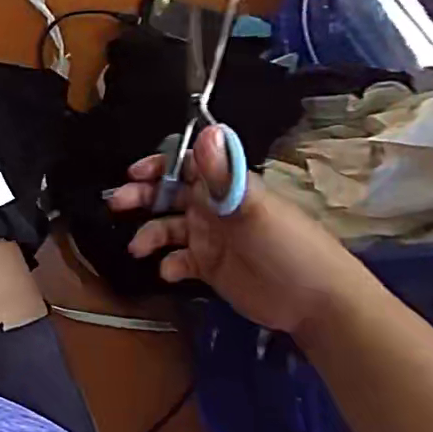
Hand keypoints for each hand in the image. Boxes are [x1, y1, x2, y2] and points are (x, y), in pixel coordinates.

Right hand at [107, 125, 378, 336]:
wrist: (315, 301)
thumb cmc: (288, 246)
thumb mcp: (253, 207)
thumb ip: (223, 174)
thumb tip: (208, 129)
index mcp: (226, 187)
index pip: (187, 165)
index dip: (160, 165)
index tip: (135, 173)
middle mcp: (214, 208)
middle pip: (169, 194)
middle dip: (142, 196)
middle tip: (118, 203)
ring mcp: (210, 239)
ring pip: (168, 228)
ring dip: (149, 234)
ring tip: (138, 248)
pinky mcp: (209, 268)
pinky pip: (179, 261)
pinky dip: (169, 265)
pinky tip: (169, 271)